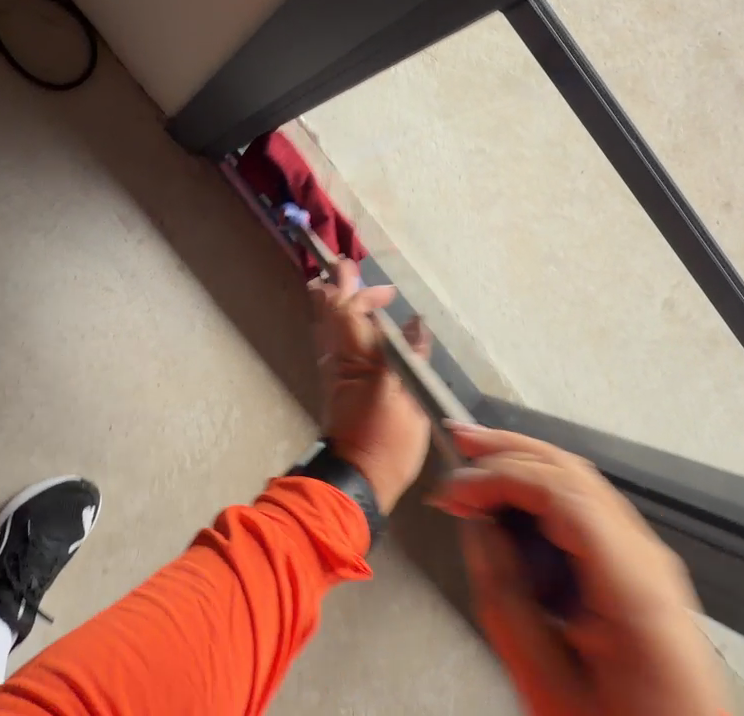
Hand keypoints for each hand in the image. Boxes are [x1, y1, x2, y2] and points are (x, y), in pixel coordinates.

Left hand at [310, 259, 431, 513]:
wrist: (355, 480)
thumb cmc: (389, 443)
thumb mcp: (411, 402)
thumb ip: (412, 358)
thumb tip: (416, 324)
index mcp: (362, 361)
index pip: (353, 314)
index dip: (366, 297)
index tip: (388, 293)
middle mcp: (341, 361)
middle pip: (332, 314)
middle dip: (338, 288)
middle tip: (342, 265)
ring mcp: (333, 372)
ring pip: (327, 327)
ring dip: (331, 303)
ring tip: (333, 283)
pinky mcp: (334, 385)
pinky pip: (330, 343)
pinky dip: (335, 324)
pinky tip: (343, 321)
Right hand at [431, 426, 725, 715]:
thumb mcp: (546, 679)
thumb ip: (506, 597)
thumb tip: (478, 529)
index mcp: (632, 584)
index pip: (561, 492)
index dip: (501, 476)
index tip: (455, 490)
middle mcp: (646, 557)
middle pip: (573, 472)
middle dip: (510, 449)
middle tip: (459, 440)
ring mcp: (646, 559)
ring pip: (580, 481)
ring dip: (524, 462)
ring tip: (475, 457)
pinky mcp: (637, 568)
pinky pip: (585, 507)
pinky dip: (541, 489)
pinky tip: (510, 494)